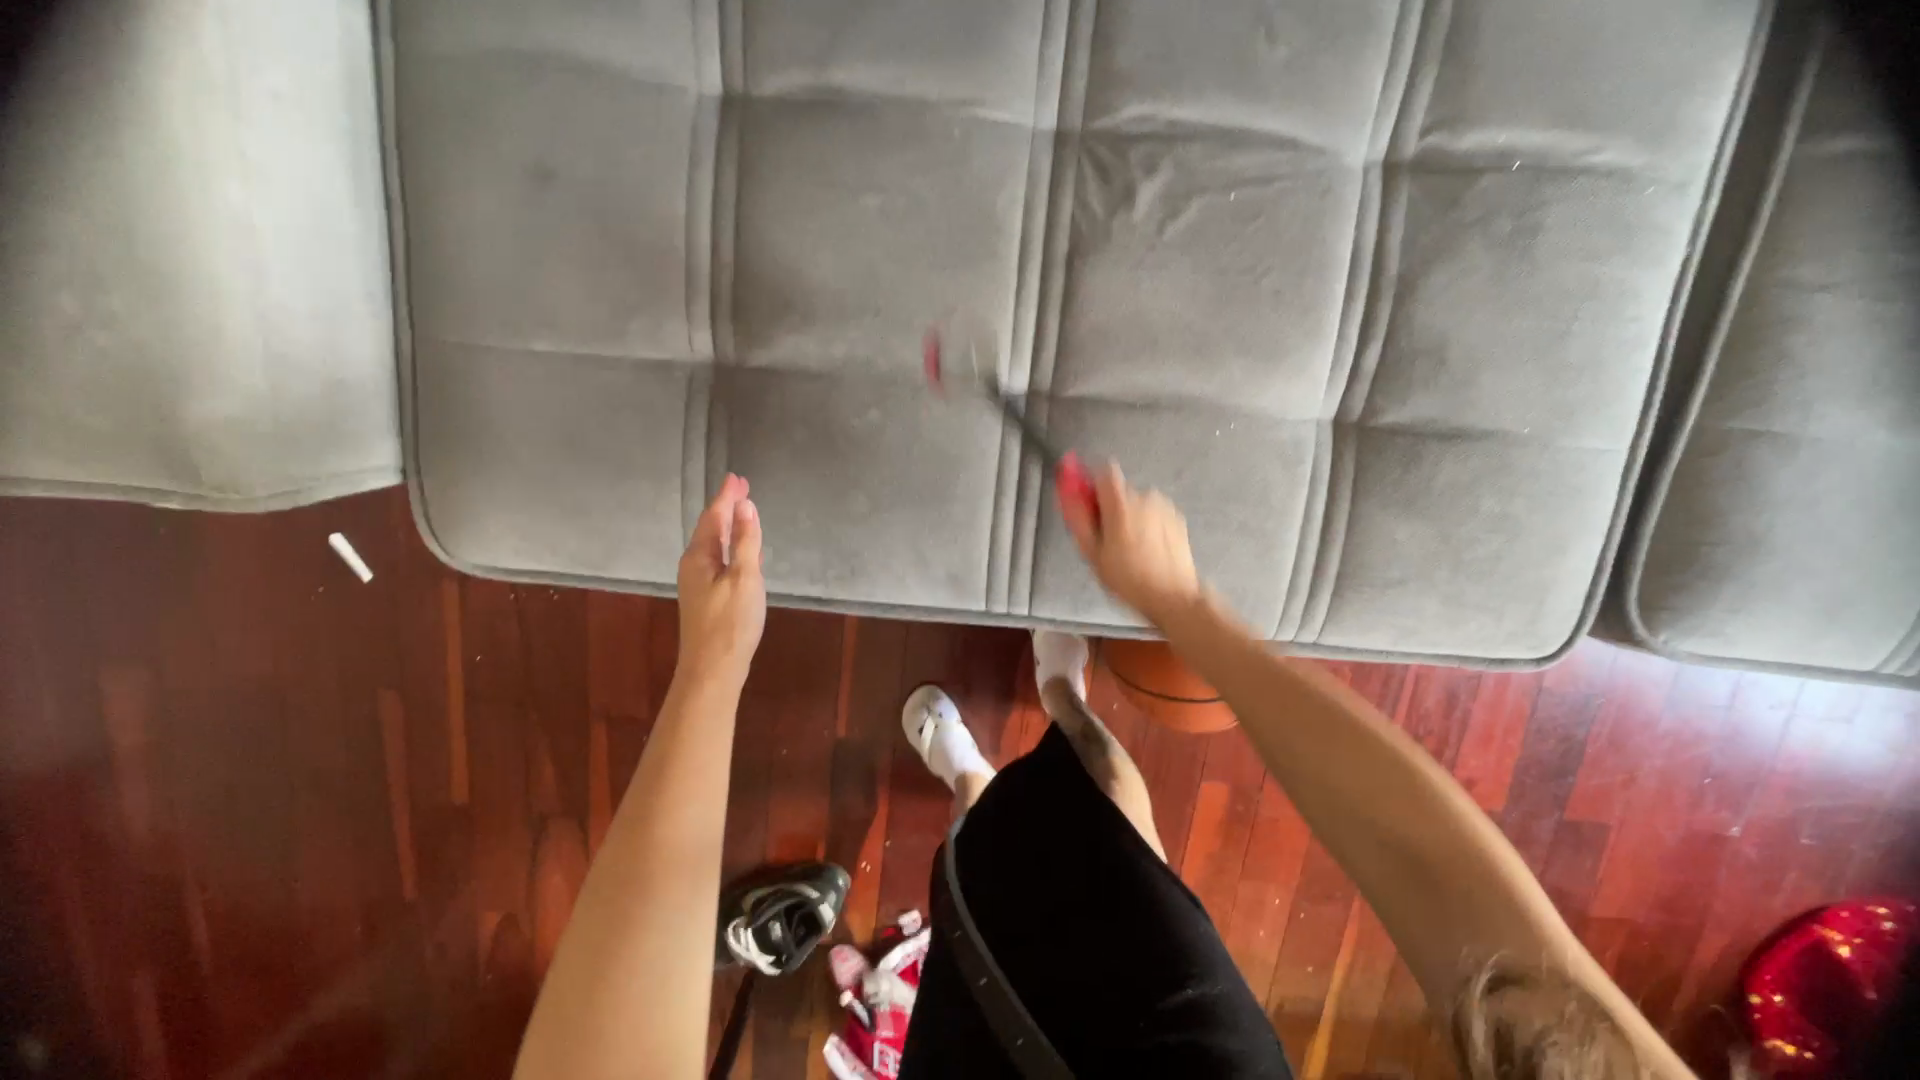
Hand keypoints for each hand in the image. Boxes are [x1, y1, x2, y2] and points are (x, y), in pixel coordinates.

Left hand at [676, 474, 765, 684]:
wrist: (713, 669)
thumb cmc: (731, 622)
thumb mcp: (745, 578)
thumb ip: (747, 541)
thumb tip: (745, 507)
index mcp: (700, 556)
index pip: (714, 516)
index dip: (727, 497)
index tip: (737, 478)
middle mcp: (693, 565)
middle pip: (711, 528)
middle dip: (726, 507)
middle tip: (742, 488)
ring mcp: (697, 582)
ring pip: (713, 544)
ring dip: (728, 525)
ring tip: (742, 510)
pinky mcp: (705, 597)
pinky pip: (716, 559)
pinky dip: (729, 545)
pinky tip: (738, 549)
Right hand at [1060, 463, 1203, 625]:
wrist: (1172, 596)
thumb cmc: (1128, 579)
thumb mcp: (1092, 552)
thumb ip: (1077, 516)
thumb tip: (1065, 491)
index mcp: (1121, 503)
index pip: (1103, 471)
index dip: (1092, 485)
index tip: (1089, 504)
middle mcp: (1144, 497)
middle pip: (1119, 491)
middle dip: (1110, 508)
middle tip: (1107, 539)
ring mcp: (1164, 507)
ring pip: (1137, 503)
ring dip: (1130, 517)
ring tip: (1129, 549)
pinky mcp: (1177, 518)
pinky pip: (1154, 514)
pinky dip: (1148, 525)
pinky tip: (1147, 550)